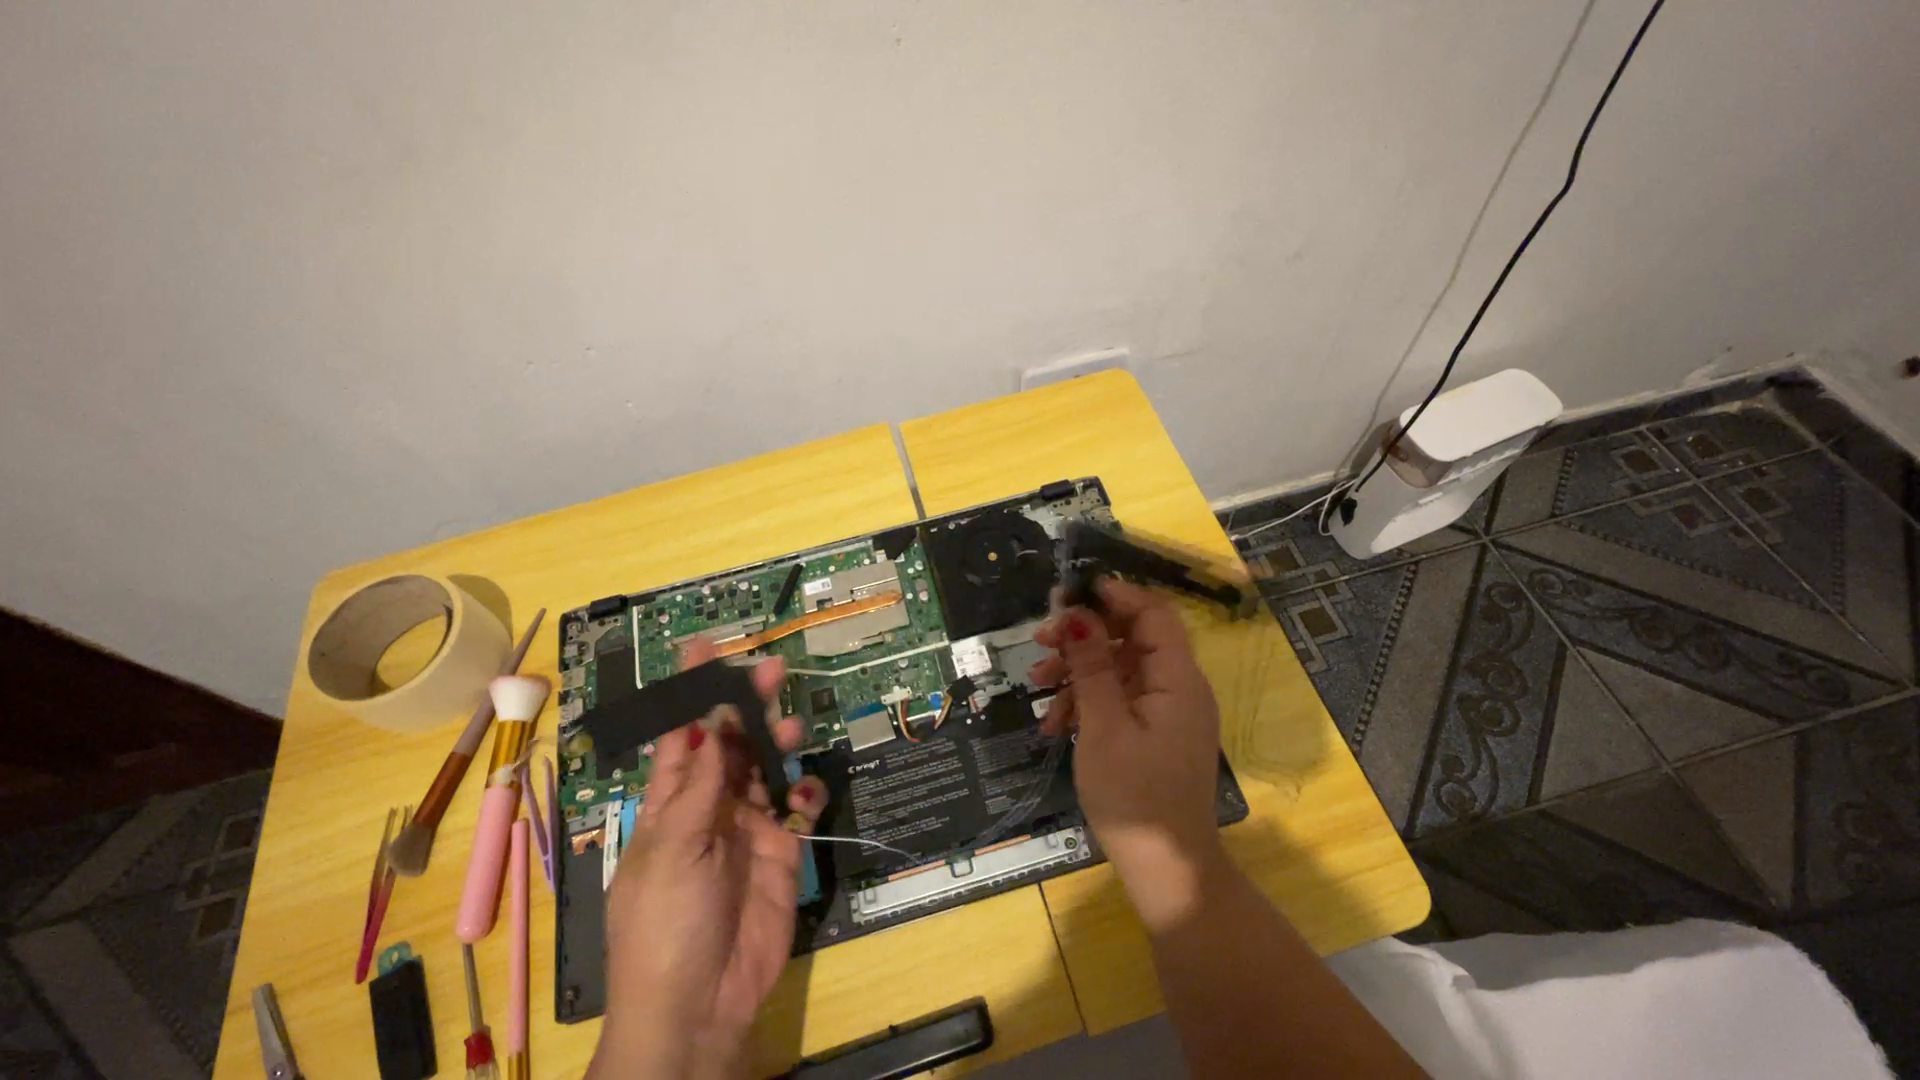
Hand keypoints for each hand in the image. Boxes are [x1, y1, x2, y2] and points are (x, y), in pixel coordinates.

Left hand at [589, 641, 827, 1079]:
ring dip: (778, 743)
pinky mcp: (781, 853)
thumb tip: (711, 723)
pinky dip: (806, 795)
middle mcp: (709, 807)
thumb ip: (701, 787)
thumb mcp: (673, 850)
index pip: (679, 735)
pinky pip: (797, 810)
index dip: (690, 692)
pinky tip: (807, 795)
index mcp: (669, 803)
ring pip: (765, 769)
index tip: (704, 648)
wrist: (698, 1004)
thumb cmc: (665, 924)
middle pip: (730, 743)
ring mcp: (746, 829)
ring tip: (790, 725)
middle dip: (745, 705)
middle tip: (769, 671)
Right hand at [1031, 578, 1229, 931]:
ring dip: (1078, 673)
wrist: (1166, 871)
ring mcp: (1167, 714)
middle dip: (1084, 638)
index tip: (1068, 593)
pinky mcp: (1155, 736)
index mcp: (1178, 679)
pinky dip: (1088, 704)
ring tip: (1038, 688)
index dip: (1114, 595)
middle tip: (1040, 643)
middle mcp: (1179, 688)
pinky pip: (1121, 702)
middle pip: (1132, 639)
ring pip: (1120, 671)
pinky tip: (1055, 725)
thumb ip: (1091, 666)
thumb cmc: (1134, 796)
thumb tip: (1077, 613)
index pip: (1154, 614)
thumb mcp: (1103, 726)